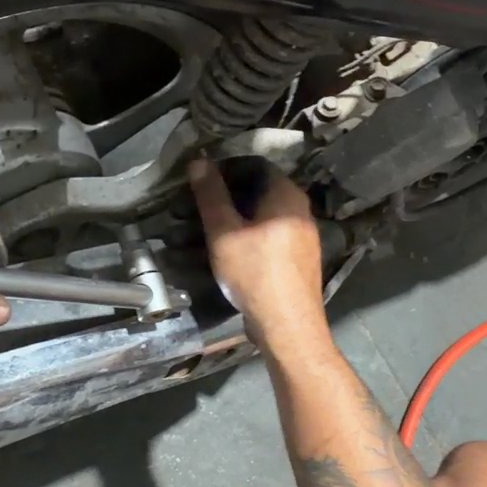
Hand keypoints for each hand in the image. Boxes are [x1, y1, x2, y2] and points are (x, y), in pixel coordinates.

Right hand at [188, 158, 327, 351]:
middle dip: (218, 203)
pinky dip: (240, 243)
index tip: (198, 182)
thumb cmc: (255, 273)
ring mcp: (299, 238)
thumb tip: (199, 160)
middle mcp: (298, 211)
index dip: (224, 169)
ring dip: (224, 226)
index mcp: (286, 196)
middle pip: (254, 195)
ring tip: (189, 240)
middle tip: (187, 213)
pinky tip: (215, 257)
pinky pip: (264, 241)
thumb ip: (211, 196)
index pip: (255, 165)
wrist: (287, 326)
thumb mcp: (224, 233)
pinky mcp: (294, 262)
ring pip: (256, 221)